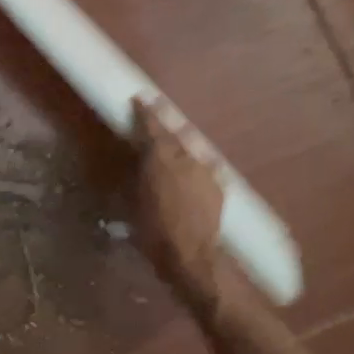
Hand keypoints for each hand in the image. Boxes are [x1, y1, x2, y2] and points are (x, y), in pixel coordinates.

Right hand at [133, 99, 225, 296]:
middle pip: (176, 130)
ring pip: (194, 144)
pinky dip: (201, 160)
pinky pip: (209, 164)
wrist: (191, 256)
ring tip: (177, 133)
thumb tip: (137, 159)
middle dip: (165, 117)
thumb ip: (137, 173)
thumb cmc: (153, 230)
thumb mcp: (134, 200)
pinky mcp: (219, 185)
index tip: (139, 98)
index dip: (145, 111)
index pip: (153, 126)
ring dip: (183, 137)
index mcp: (161, 159)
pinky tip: (198, 162)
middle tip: (156, 106)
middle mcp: (186, 158)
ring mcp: (206, 170)